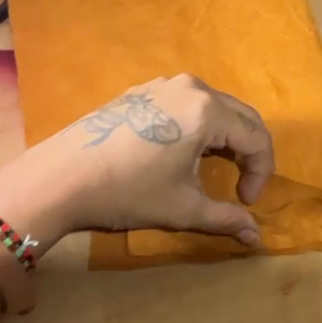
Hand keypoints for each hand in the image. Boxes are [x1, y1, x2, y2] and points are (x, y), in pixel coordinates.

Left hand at [0, 75, 274, 246]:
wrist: (59, 178)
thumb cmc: (127, 192)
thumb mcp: (183, 209)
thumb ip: (226, 219)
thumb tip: (257, 238)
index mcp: (207, 111)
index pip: (257, 138)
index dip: (262, 172)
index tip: (247, 202)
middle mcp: (192, 87)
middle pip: (241, 115)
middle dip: (249, 152)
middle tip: (241, 186)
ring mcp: (164, 85)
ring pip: (215, 106)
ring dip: (226, 137)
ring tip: (217, 169)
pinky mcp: (142, 91)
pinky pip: (188, 103)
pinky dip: (200, 126)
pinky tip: (184, 153)